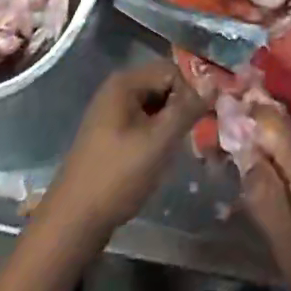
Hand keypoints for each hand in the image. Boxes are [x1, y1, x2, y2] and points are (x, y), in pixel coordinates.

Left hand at [37, 58, 206, 235]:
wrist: (75, 219)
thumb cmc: (117, 176)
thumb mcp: (158, 142)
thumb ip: (186, 110)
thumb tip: (215, 83)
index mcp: (124, 82)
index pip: (171, 70)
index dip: (190, 93)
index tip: (201, 122)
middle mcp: (116, 89)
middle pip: (162, 85)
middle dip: (180, 107)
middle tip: (192, 136)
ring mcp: (111, 111)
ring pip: (154, 105)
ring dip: (169, 122)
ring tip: (177, 149)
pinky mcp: (110, 133)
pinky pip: (143, 121)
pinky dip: (156, 133)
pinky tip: (159, 156)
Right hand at [242, 108, 290, 290]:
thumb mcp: (290, 244)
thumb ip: (262, 194)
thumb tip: (242, 151)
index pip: (265, 112)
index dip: (241, 116)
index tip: (219, 129)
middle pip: (281, 116)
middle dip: (256, 127)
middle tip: (234, 155)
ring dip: (275, 140)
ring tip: (258, 168)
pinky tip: (289, 180)